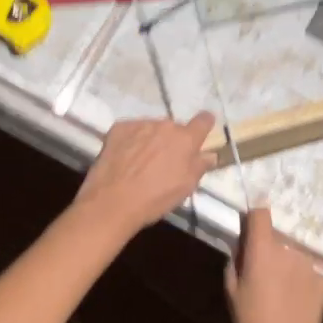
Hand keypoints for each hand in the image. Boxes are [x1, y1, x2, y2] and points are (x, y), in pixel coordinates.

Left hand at [72, 114, 216, 236]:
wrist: (113, 201)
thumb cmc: (155, 198)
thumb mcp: (186, 188)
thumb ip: (200, 166)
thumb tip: (209, 154)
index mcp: (185, 139)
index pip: (203, 121)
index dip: (204, 124)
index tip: (202, 131)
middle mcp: (164, 125)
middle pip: (174, 128)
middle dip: (172, 140)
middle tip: (164, 160)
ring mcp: (140, 124)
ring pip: (152, 128)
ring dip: (151, 139)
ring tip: (141, 161)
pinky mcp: (119, 128)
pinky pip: (131, 130)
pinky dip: (131, 140)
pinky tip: (125, 158)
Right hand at [227, 209, 322, 322]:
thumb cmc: (250, 321)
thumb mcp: (232, 289)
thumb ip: (236, 259)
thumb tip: (242, 244)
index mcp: (262, 249)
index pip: (261, 213)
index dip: (255, 217)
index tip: (252, 226)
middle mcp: (289, 249)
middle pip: (279, 235)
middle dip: (270, 246)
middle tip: (264, 269)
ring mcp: (310, 262)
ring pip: (295, 252)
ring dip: (288, 260)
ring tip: (282, 287)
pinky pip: (309, 267)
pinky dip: (302, 275)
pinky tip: (297, 297)